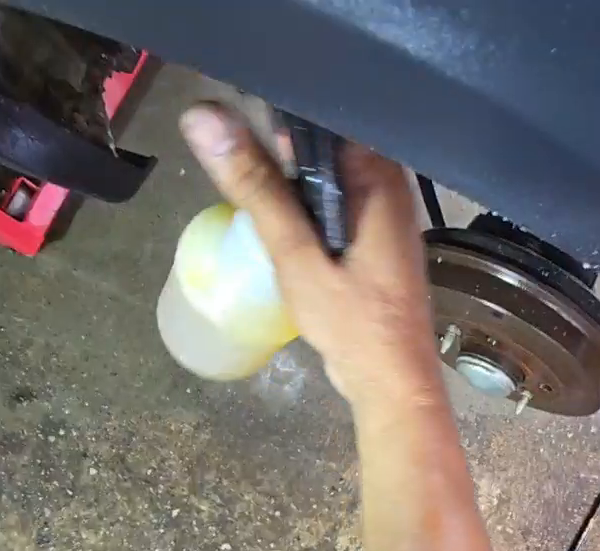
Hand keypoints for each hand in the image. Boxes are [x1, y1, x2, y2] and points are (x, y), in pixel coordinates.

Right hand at [178, 103, 443, 412]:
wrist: (393, 385)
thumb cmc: (355, 325)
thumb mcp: (298, 256)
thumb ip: (257, 189)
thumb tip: (206, 120)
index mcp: (383, 183)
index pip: (331, 118)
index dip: (284, 115)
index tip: (243, 118)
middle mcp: (393, 195)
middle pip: (331, 149)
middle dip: (285, 153)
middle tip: (240, 158)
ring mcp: (388, 223)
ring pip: (332, 182)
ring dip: (294, 185)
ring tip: (252, 185)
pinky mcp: (378, 248)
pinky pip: (339, 211)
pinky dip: (310, 213)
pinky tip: (282, 224)